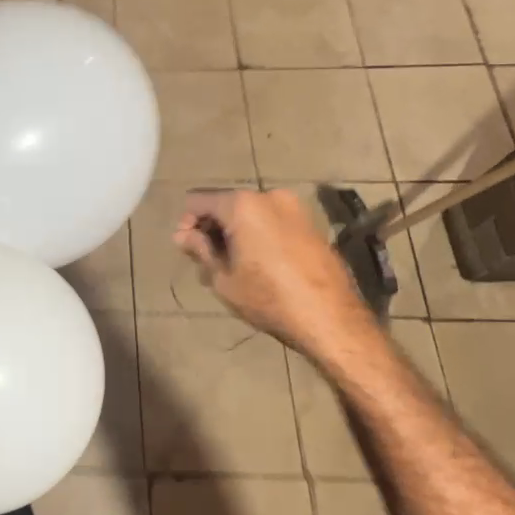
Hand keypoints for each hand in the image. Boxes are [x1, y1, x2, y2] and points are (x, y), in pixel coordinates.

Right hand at [172, 188, 373, 345]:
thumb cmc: (269, 298)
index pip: (198, 201)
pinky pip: (272, 221)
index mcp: (242, 204)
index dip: (187, 224)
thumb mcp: (224, 279)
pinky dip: (259, 235)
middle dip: (213, 229)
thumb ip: (200, 251)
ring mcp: (294, 207)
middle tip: (208, 261)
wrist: (331, 318)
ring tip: (234, 266)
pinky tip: (260, 264)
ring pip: (250, 213)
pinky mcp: (310, 223)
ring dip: (237, 233)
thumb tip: (183, 235)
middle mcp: (268, 196)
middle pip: (226, 204)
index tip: (188, 250)